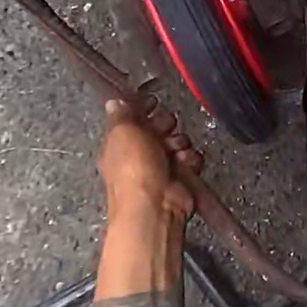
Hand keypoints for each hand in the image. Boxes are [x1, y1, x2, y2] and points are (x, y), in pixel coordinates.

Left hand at [99, 96, 201, 222]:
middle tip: (165, 128)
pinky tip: (184, 164)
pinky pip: (192, 159)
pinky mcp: (182, 178)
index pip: (134, 118)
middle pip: (160, 127)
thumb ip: (121, 113)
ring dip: (180, 143)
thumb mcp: (123, 131)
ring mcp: (162, 167)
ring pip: (179, 141)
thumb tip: (114, 101)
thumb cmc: (134, 168)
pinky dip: (191, 160)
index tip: (152, 103)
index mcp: (120, 143)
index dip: (144, 108)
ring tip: (175, 152)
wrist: (155, 205)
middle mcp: (140, 155)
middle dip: (166, 125)